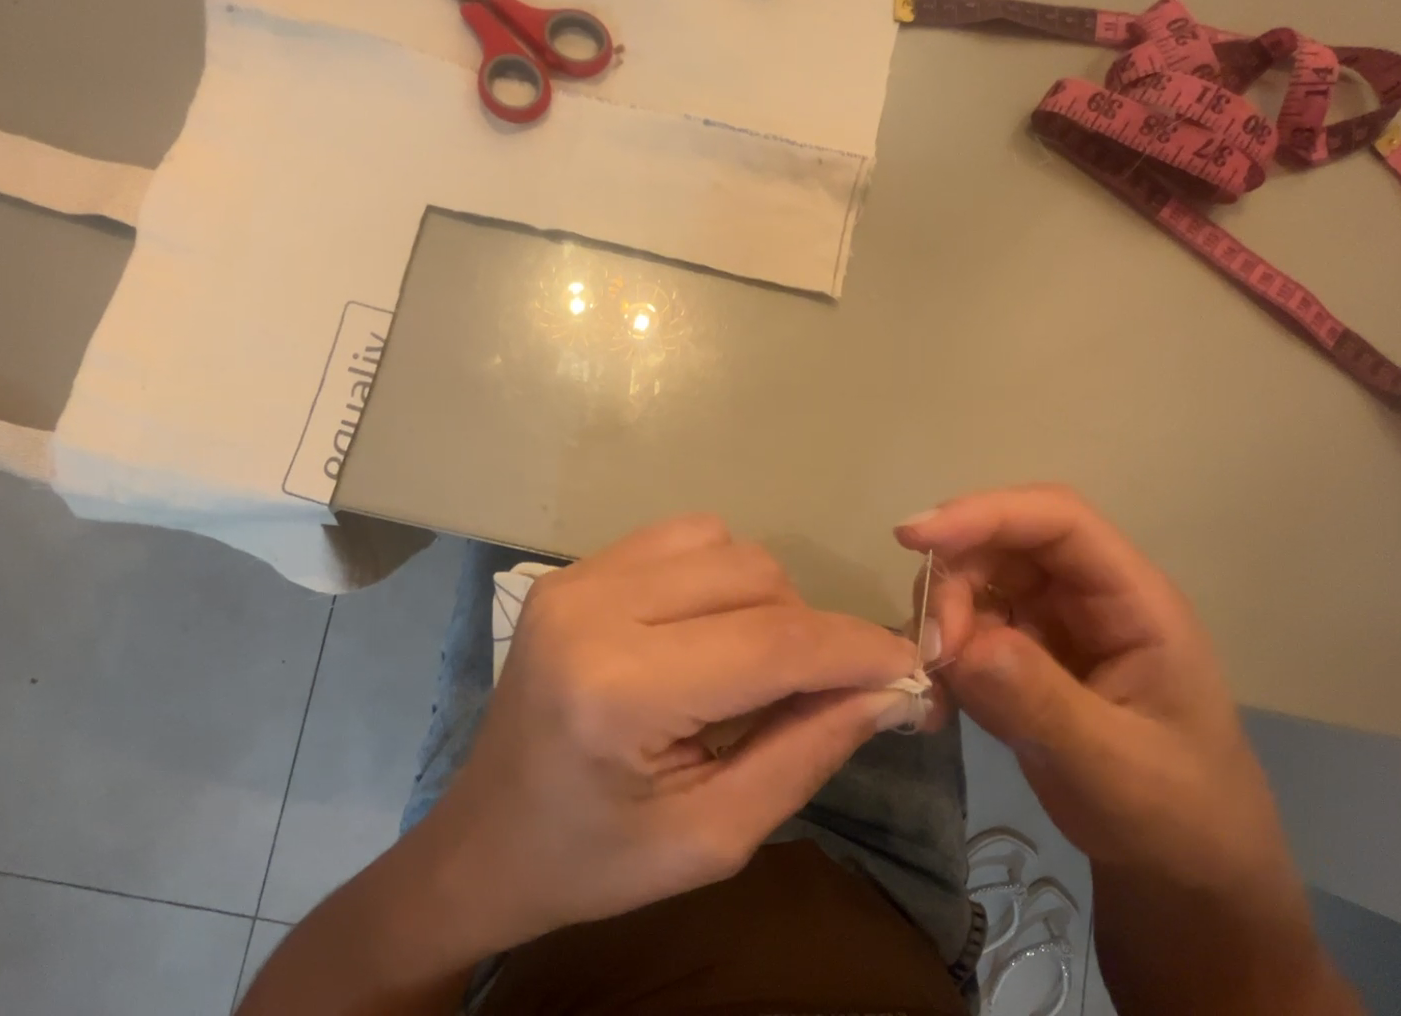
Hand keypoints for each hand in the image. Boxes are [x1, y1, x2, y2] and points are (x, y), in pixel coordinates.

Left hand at [417, 514, 922, 951]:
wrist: (486, 841)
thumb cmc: (596, 860)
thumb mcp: (714, 836)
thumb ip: (808, 751)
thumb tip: (891, 689)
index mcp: (620, 691)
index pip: (773, 642)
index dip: (858, 651)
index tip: (913, 671)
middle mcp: (591, 610)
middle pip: (754, 576)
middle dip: (810, 630)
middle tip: (818, 692)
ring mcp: (573, 580)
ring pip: (722, 544)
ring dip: (764, 600)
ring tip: (750, 669)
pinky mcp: (569, 572)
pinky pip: (678, 540)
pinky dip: (717, 578)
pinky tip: (705, 634)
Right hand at [897, 485, 1288, 893]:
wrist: (1181, 871)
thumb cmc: (1175, 814)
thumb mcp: (1113, 765)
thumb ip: (1040, 703)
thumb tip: (963, 644)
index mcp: (1133, 603)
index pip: (1058, 523)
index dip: (986, 515)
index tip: (914, 539)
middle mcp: (1088, 600)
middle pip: (1003, 545)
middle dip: (954, 581)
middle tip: (931, 649)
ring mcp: (1052, 628)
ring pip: (976, 583)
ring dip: (942, 620)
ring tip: (939, 685)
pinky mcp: (1022, 659)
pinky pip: (966, 630)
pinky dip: (941, 655)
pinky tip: (941, 706)